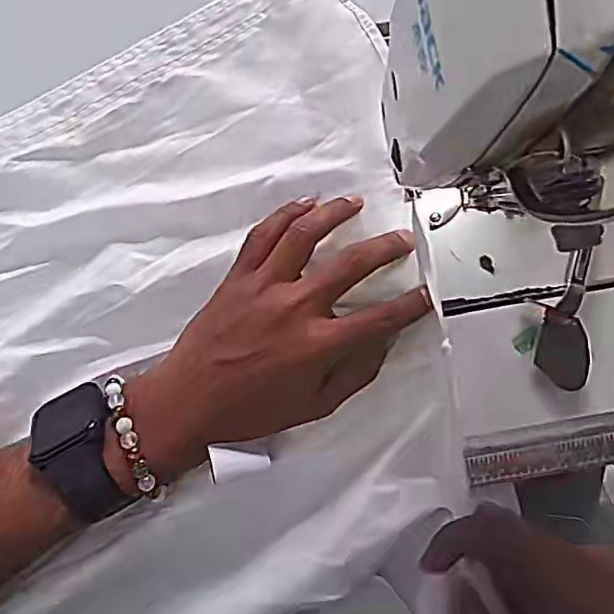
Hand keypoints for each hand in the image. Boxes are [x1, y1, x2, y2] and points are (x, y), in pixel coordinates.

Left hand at [118, 196, 432, 483]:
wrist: (189, 401)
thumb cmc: (245, 409)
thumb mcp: (312, 405)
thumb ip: (353, 375)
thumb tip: (380, 347)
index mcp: (316, 345)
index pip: (379, 318)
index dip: (410, 305)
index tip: (424, 295)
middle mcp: (293, 308)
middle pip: (351, 264)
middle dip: (385, 248)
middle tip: (400, 240)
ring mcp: (263, 288)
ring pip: (305, 235)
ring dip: (334, 214)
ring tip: (353, 204)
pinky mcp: (238, 279)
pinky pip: (262, 237)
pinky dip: (284, 215)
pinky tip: (303, 206)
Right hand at [421, 507, 613, 613]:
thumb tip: (459, 593)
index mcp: (562, 579)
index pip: (491, 526)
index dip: (450, 539)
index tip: (431, 565)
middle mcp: (590, 561)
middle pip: (514, 530)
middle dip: (477, 555)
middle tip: (459, 591)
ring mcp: (612, 572)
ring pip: (536, 547)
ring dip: (506, 569)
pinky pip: (561, 564)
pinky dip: (534, 580)